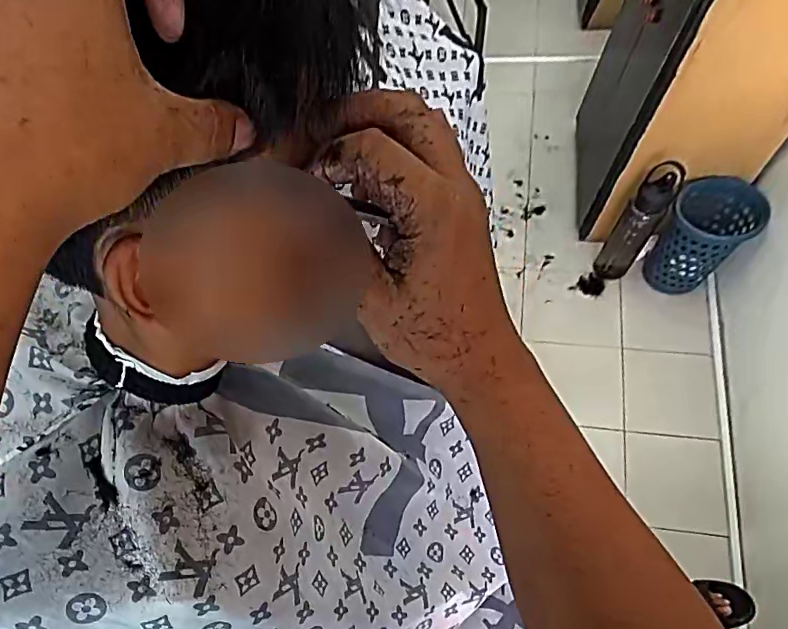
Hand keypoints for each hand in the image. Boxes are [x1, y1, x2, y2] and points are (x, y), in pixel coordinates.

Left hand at [0, 0, 254, 239]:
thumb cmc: (53, 152)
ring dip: (75, 19)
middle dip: (120, 8)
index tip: (168, 28)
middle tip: (133, 48)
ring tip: (91, 76)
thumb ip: (208, 124)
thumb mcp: (158, 136)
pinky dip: (31, 35)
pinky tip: (50, 89)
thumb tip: (233, 127)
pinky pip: (0, 11)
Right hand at [313, 91, 517, 381]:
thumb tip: (313, 214)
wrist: (477, 357)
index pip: (375, 144)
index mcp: (433, 208)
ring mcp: (462, 198)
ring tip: (342, 153)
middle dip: (361, 111)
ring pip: (426, 129)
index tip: (310, 171)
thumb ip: (342, 248)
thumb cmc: (438, 338)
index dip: (334, 151)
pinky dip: (397, 157)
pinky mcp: (460, 213)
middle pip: (410, 112)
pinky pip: (430, 161)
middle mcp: (455, 191)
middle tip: (324, 131)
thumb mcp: (373, 299)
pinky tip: (366, 189)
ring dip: (382, 128)